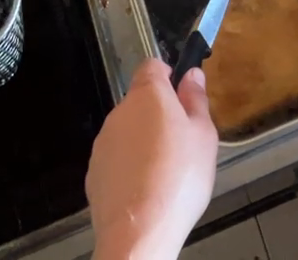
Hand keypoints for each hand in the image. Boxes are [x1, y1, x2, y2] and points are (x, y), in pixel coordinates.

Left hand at [85, 59, 218, 259]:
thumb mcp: (204, 135)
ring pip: (128, 131)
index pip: (152, 66)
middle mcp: (120, 111)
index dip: (168, 76)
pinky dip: (129, 167)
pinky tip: (145, 191)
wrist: (139, 231)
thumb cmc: (180, 177)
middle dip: (158, 114)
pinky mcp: (93, 172)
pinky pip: (116, 159)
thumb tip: (192, 75)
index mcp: (148, 94)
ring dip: (143, 141)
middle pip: (140, 101)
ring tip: (165, 172)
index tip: (182, 96)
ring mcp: (103, 142)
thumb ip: (196, 100)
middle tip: (182, 141)